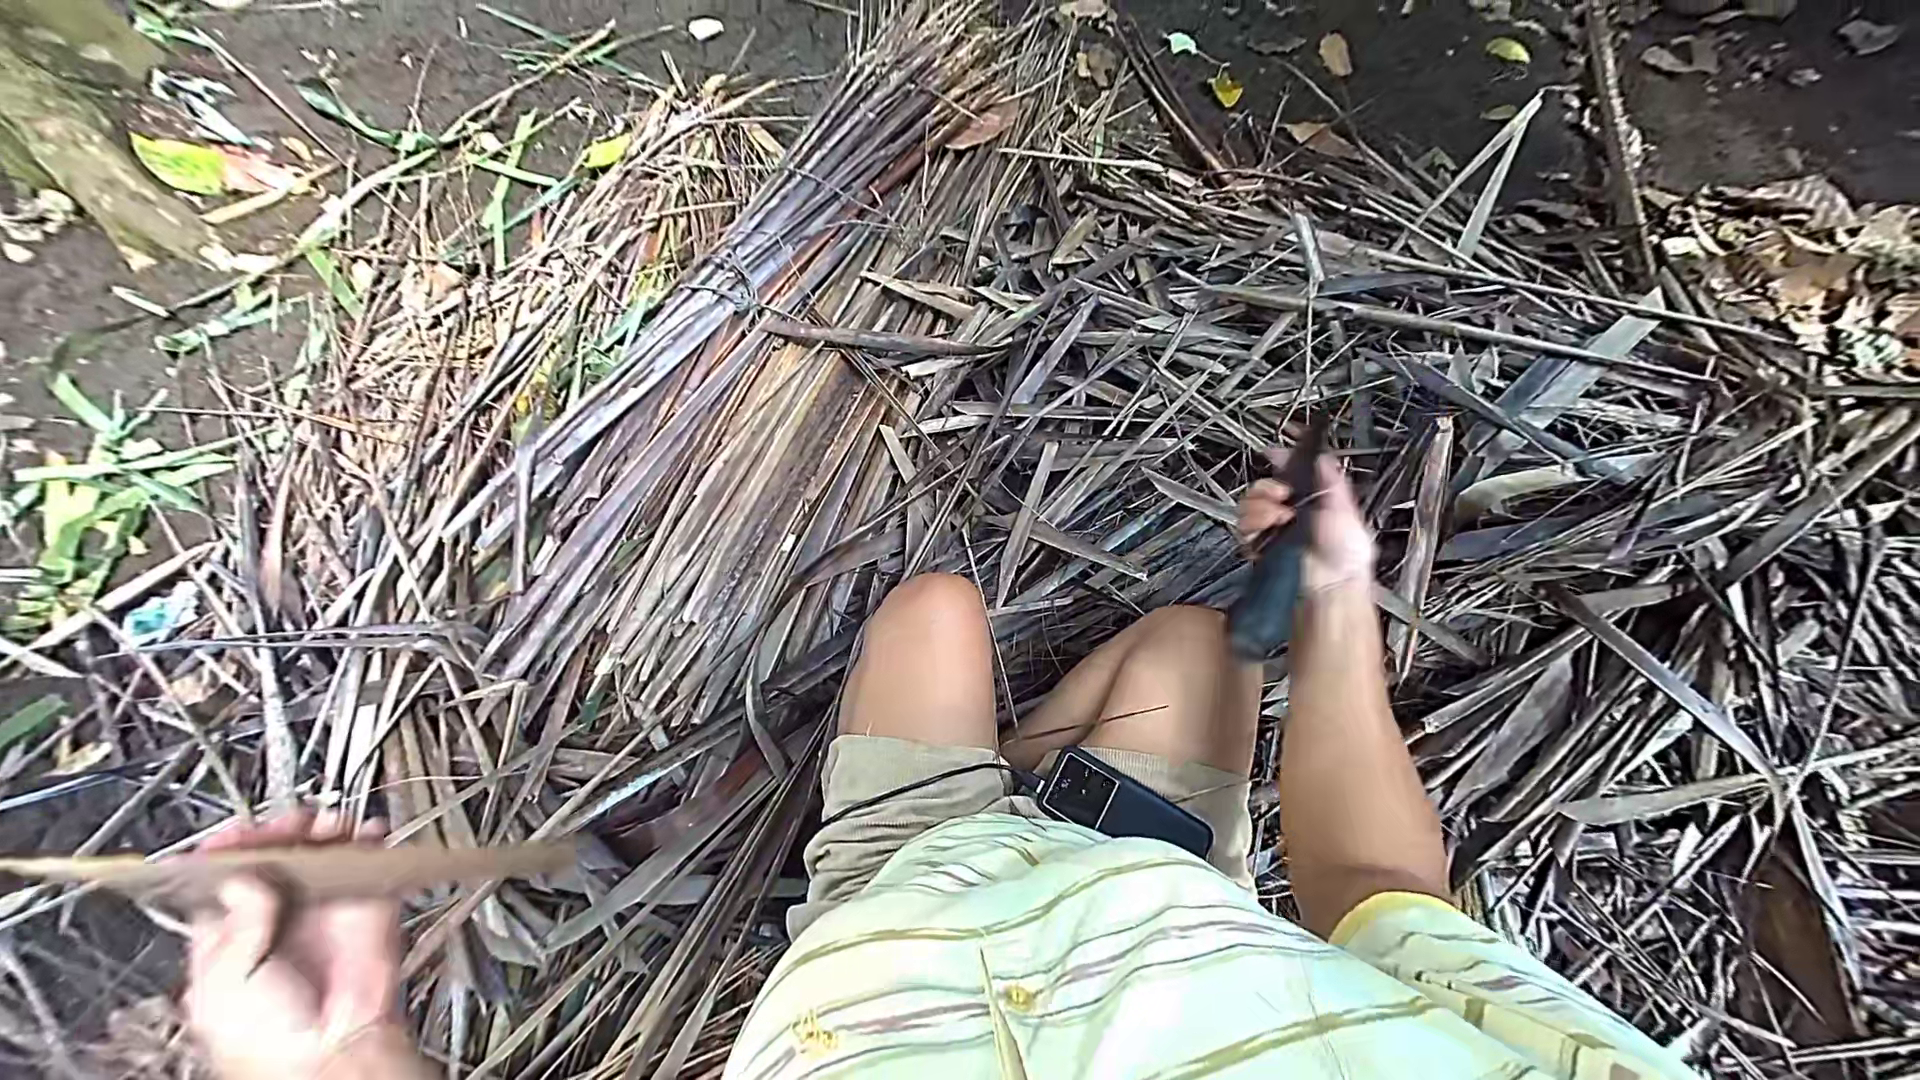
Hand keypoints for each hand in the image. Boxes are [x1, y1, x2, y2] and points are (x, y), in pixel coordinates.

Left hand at [186, 810, 427, 1079]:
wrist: (332, 1041)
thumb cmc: (265, 1035)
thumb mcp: (225, 985)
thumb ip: (236, 928)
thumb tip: (244, 876)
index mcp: (232, 936)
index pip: (226, 882)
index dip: (227, 855)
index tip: (232, 836)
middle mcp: (281, 914)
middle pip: (281, 858)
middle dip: (283, 835)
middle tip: (289, 824)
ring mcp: (328, 905)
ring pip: (328, 854)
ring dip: (328, 832)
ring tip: (328, 825)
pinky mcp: (370, 900)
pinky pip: (375, 861)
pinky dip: (375, 840)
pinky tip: (367, 833)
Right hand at [1236, 454, 1374, 594]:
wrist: (1328, 582)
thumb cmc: (1344, 553)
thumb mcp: (1344, 508)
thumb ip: (1330, 480)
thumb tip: (1320, 456)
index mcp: (1309, 500)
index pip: (1287, 472)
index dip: (1278, 460)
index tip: (1273, 454)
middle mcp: (1288, 512)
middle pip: (1259, 487)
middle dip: (1266, 489)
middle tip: (1281, 495)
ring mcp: (1271, 529)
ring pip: (1246, 505)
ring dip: (1260, 508)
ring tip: (1279, 518)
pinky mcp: (1257, 545)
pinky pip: (1242, 527)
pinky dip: (1252, 526)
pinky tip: (1268, 529)